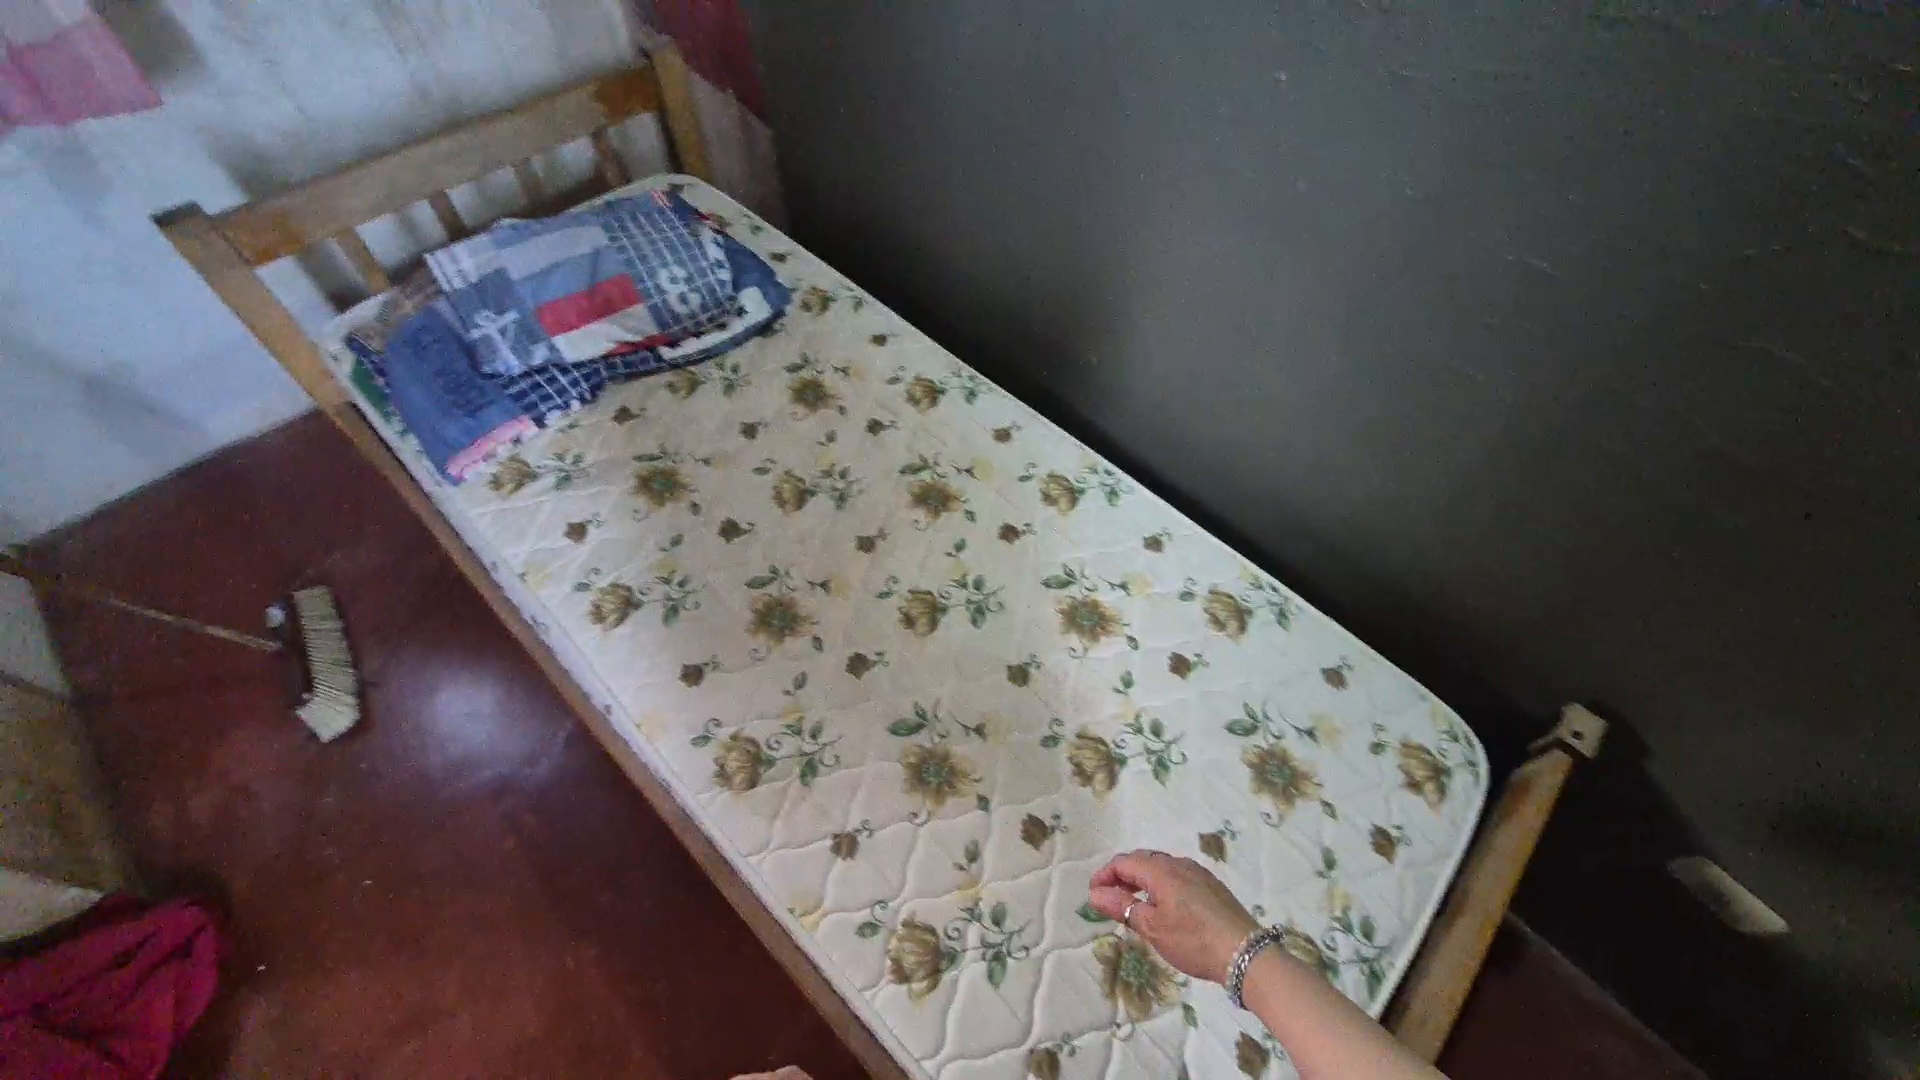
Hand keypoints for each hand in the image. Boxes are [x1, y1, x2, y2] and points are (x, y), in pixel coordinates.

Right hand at [1087, 850, 1258, 983]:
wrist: (1245, 954)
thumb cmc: (1193, 941)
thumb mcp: (1152, 927)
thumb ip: (1122, 907)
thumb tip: (1095, 894)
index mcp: (1161, 870)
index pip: (1124, 862)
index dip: (1104, 875)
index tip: (1093, 894)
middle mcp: (1179, 863)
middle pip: (1142, 860)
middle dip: (1122, 875)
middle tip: (1110, 898)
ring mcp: (1198, 873)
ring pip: (1161, 867)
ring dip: (1142, 880)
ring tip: (1134, 903)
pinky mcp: (1211, 885)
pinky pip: (1178, 876)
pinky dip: (1161, 884)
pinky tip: (1164, 905)